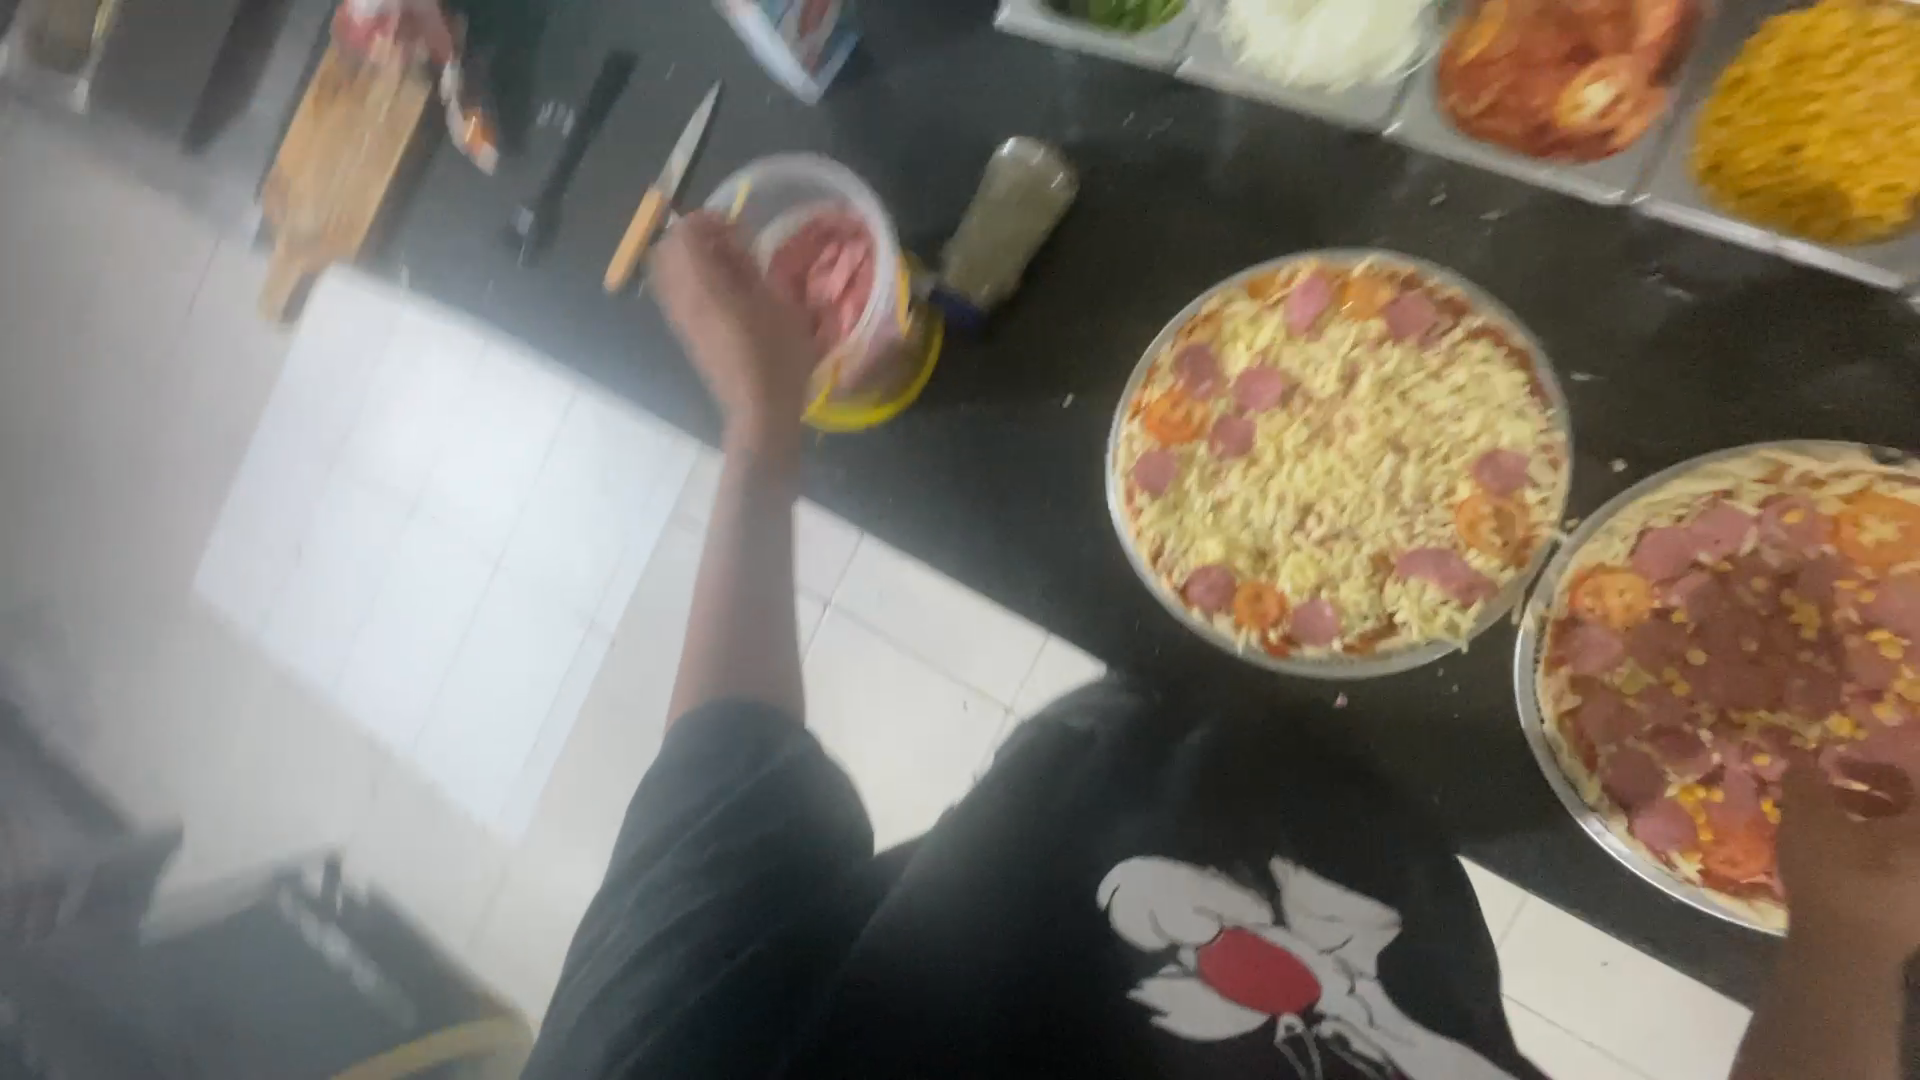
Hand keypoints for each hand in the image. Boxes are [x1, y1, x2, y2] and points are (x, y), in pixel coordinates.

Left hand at [650, 212, 820, 448]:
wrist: (760, 411)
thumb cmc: (779, 359)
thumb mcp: (780, 306)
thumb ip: (753, 270)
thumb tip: (736, 249)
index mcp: (705, 288)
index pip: (685, 234)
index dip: (709, 221)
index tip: (738, 229)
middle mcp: (682, 299)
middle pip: (668, 248)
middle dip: (696, 237)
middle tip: (730, 245)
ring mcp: (679, 319)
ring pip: (666, 270)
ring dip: (692, 260)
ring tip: (727, 269)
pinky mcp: (684, 334)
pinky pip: (674, 292)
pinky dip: (692, 282)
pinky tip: (724, 295)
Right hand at [1778, 762, 1919, 953]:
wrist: (1849, 944)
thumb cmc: (1835, 872)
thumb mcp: (1809, 818)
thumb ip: (1807, 782)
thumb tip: (1802, 755)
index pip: (1916, 777)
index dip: (1886, 762)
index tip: (1849, 754)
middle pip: (1916, 803)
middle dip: (1880, 782)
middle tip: (1836, 774)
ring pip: (1911, 828)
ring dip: (1877, 809)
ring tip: (1830, 808)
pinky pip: (1910, 854)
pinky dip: (1882, 837)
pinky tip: (1842, 840)